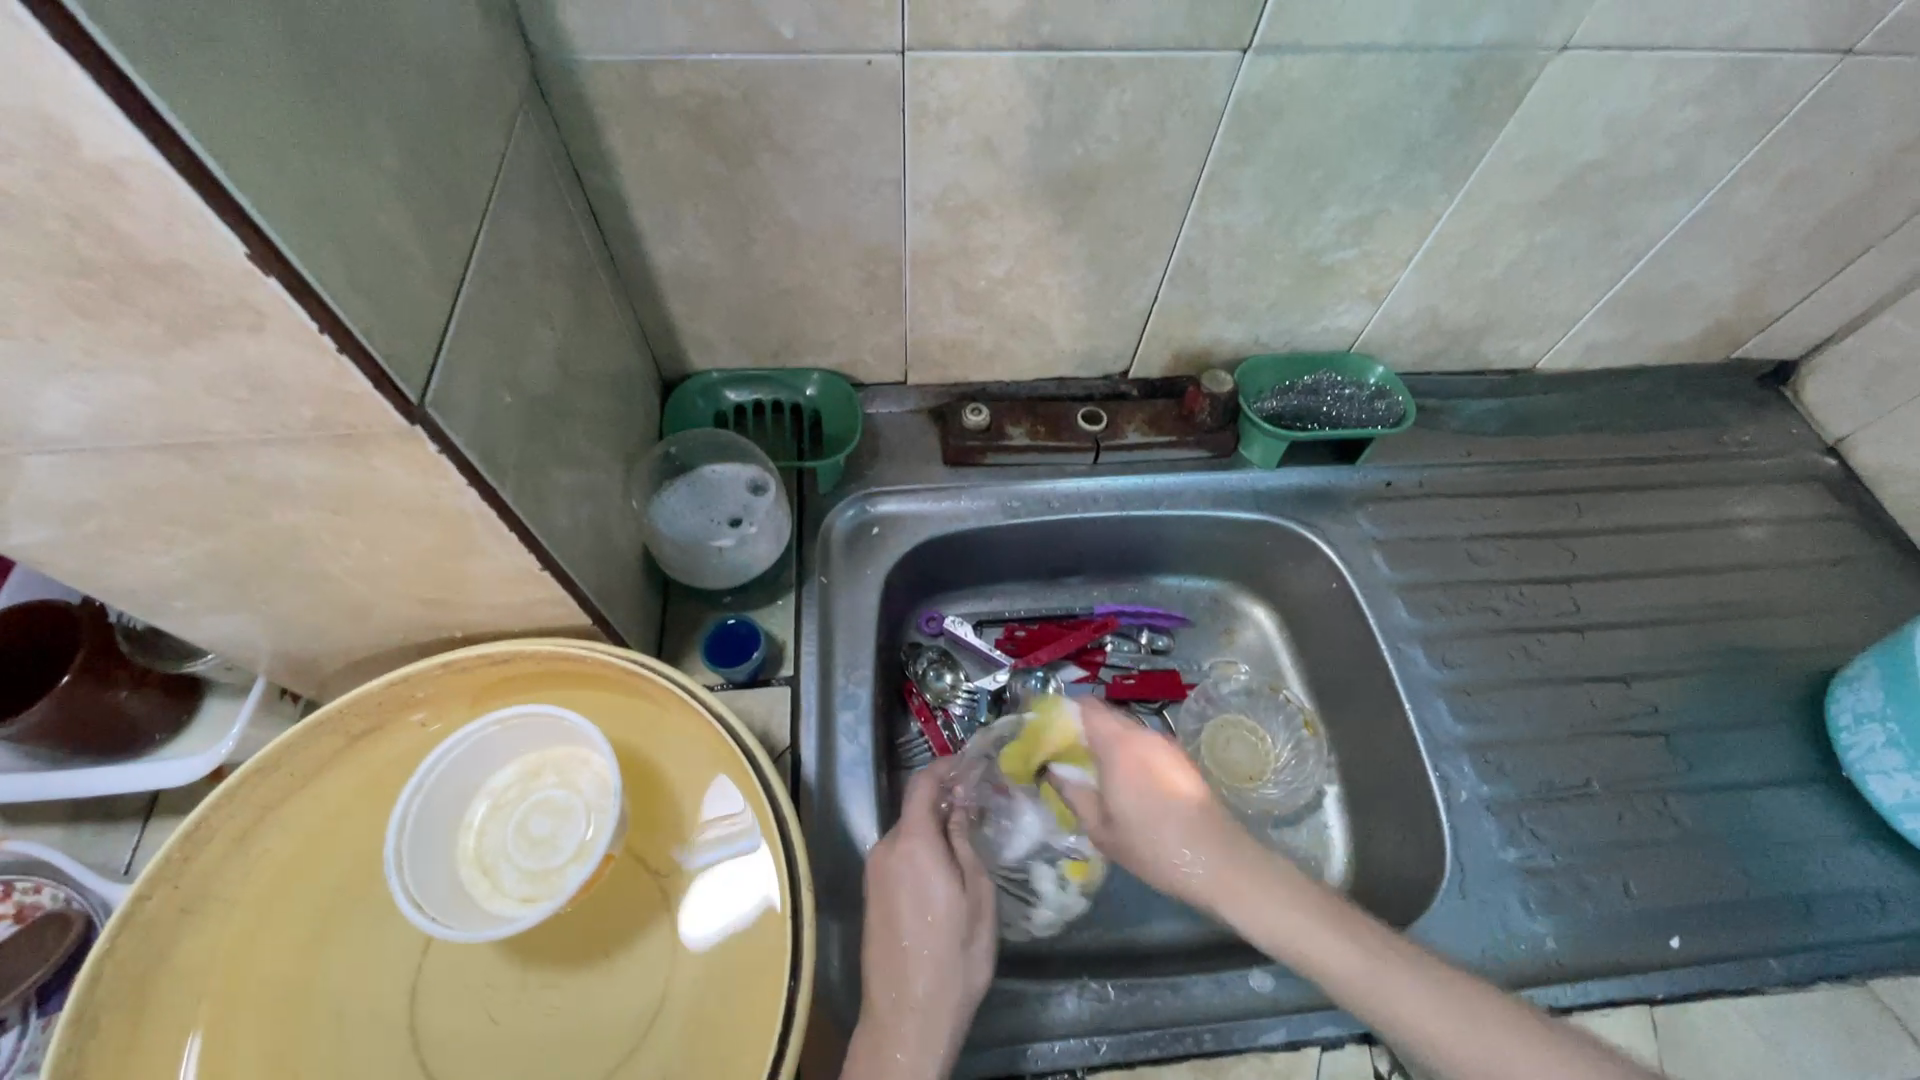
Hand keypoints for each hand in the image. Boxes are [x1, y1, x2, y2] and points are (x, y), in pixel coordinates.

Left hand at [851, 759, 996, 1079]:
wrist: (908, 1015)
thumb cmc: (954, 956)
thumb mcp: (977, 896)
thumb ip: (965, 842)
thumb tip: (960, 804)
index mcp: (913, 842)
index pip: (921, 784)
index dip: (944, 767)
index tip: (970, 765)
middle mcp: (885, 849)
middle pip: (915, 810)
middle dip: (945, 804)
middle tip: (980, 811)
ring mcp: (874, 872)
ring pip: (908, 835)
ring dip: (934, 831)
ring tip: (969, 846)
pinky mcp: (872, 894)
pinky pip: (899, 857)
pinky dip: (922, 853)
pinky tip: (946, 874)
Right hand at [1047, 700, 1256, 912]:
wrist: (1220, 862)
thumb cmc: (1153, 846)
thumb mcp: (1100, 828)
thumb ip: (1072, 792)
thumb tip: (1052, 770)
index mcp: (1118, 744)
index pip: (1084, 706)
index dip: (1061, 713)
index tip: (1045, 734)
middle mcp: (1143, 734)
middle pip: (1104, 715)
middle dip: (1080, 730)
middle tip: (1064, 758)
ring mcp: (1166, 744)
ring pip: (1125, 730)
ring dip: (1105, 743)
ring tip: (1092, 774)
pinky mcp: (1181, 759)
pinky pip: (1144, 744)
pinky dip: (1127, 754)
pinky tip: (1124, 785)